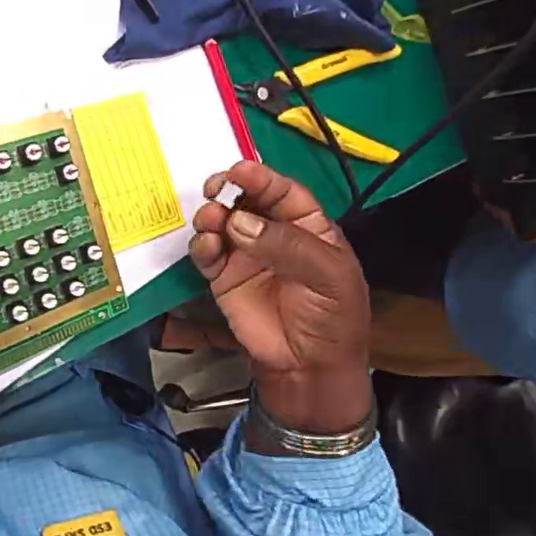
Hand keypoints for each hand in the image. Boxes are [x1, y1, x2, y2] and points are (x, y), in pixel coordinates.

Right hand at [189, 162, 371, 433]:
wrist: (307, 365)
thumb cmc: (333, 318)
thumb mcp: (327, 276)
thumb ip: (287, 246)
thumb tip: (240, 222)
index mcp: (307, 227)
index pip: (283, 193)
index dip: (262, 179)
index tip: (239, 170)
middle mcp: (272, 234)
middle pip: (246, 201)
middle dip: (229, 191)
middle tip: (215, 188)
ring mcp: (245, 255)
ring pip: (222, 223)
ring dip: (211, 216)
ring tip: (210, 221)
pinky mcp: (222, 277)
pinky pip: (207, 253)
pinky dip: (201, 245)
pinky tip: (207, 246)